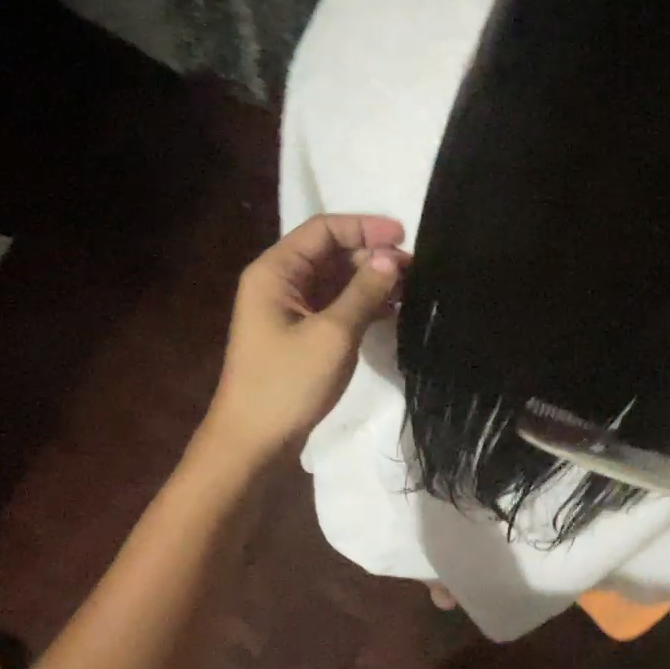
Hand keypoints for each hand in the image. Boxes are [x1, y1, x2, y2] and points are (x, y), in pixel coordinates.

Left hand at [206, 214, 409, 456]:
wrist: (253, 441)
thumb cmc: (287, 383)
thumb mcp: (332, 334)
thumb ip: (363, 292)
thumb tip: (391, 259)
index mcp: (275, 272)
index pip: (323, 230)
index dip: (364, 227)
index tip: (405, 236)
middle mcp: (279, 284)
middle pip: (330, 254)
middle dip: (371, 256)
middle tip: (416, 270)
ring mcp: (288, 311)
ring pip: (335, 282)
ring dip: (370, 282)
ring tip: (412, 290)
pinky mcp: (299, 337)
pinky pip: (334, 307)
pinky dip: (361, 305)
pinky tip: (392, 312)